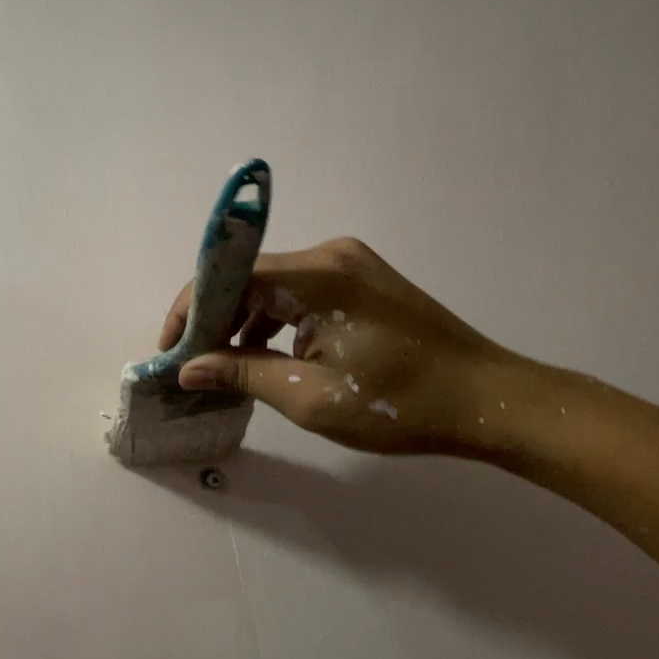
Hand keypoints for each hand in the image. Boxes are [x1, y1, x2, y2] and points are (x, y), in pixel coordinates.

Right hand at [159, 237, 512, 455]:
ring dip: (243, 322)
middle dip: (214, 319)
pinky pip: (300, 293)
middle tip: (192, 363)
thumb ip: (242, 374)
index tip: (169, 350)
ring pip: (273, 286)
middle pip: (249, 277)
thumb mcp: (310, 396)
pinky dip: (274, 321)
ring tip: (222, 366)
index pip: (231, 277)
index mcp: (318, 275)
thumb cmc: (399, 404)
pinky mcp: (362, 281)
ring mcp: (350, 265)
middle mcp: (331, 255)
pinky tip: (263, 355)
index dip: (190, 311)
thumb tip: (188, 368)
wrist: (488, 400)